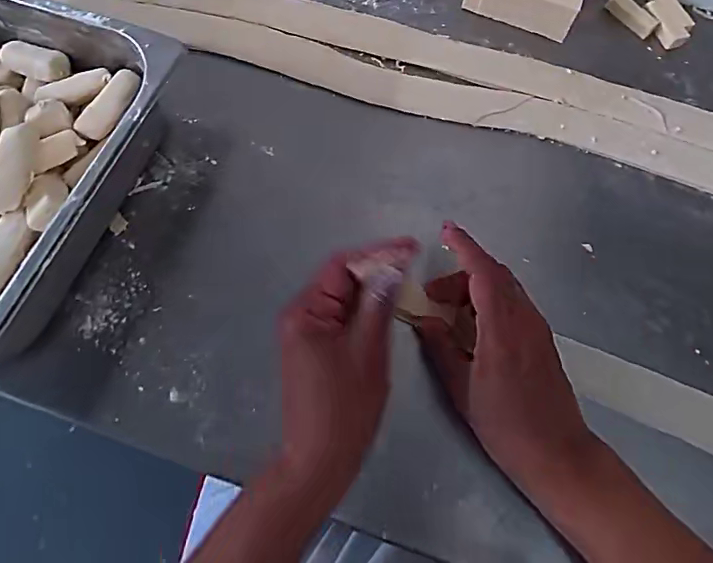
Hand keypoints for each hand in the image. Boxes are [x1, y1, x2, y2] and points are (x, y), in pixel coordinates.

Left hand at [274, 236, 417, 489]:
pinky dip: (366, 306)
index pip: (342, 265)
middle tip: (412, 260)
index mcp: (305, 312)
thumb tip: (392, 267)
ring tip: (406, 276)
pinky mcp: (317, 346)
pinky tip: (388, 303)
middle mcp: (300, 315)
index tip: (410, 248)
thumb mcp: (368, 352)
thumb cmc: (343, 409)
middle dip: (377, 266)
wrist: (318, 464)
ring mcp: (307, 332)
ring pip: (344, 295)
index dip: (378, 253)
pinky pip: (343, 313)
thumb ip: (379, 304)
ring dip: (373, 285)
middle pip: (342, 277)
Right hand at [411, 223, 597, 489]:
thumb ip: (441, 349)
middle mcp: (524, 316)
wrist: (558, 453)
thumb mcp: (463, 391)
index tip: (446, 231)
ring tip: (449, 310)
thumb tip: (425, 320)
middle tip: (433, 295)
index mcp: (502, 325)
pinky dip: (491, 299)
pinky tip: (474, 324)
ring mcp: (536, 325)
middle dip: (461, 273)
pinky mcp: (542, 337)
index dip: (464, 247)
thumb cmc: (506, 426)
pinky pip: (513, 301)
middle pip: (493, 274)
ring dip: (476, 286)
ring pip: (504, 286)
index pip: (482, 271)